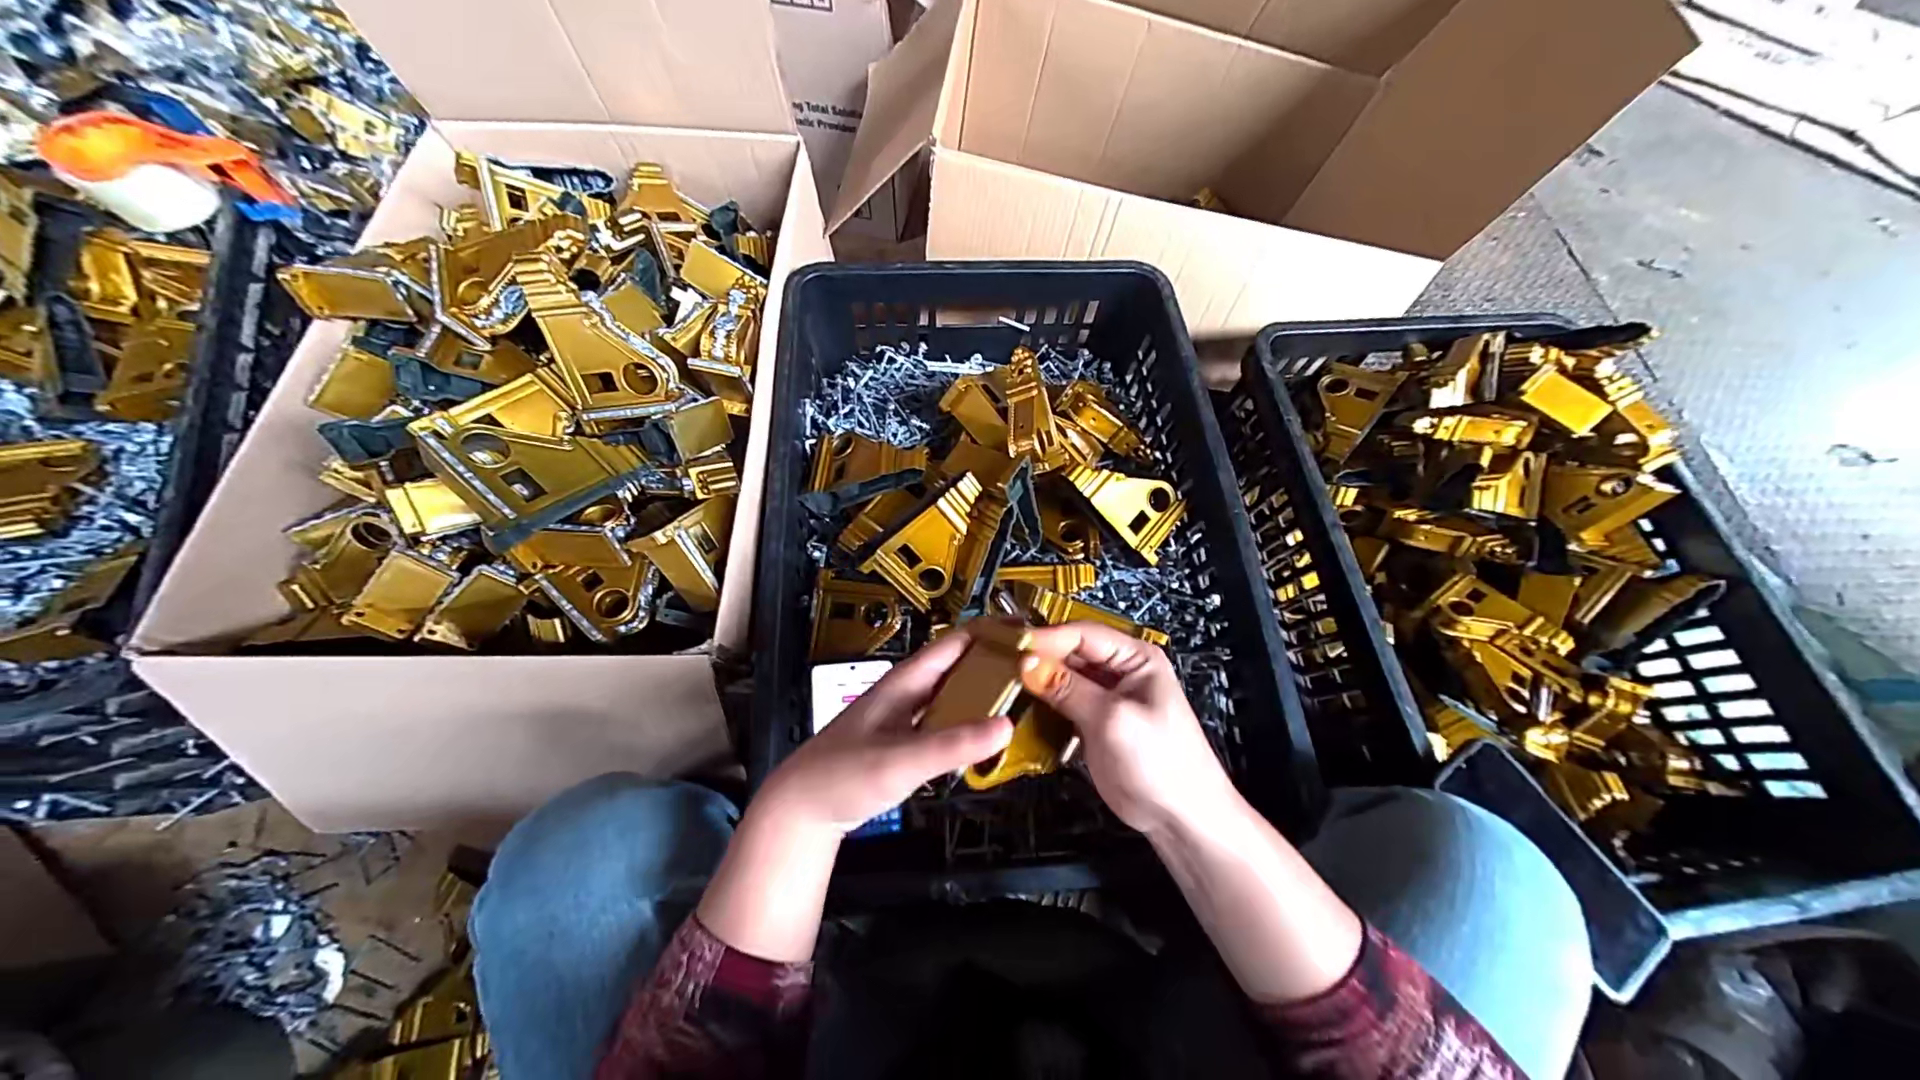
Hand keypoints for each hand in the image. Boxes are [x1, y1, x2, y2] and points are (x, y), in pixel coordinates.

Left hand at [757, 627, 1014, 834]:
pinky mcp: (907, 738)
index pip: (957, 641)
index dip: (992, 632)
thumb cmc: (838, 776)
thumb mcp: (901, 760)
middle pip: (961, 664)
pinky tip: (984, 733)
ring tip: (1020, 697)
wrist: (803, 808)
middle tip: (1035, 670)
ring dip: (985, 690)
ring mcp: (908, 715)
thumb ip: (951, 745)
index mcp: (905, 681)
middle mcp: (908, 691)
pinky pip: (948, 718)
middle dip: (997, 662)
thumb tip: (1002, 727)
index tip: (1027, 634)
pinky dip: (970, 719)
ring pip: (956, 692)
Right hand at [1020, 621, 1236, 835]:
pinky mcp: (1092, 722)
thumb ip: (1068, 688)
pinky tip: (1019, 706)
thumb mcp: (1112, 719)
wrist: (1180, 818)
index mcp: (1135, 658)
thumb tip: (1027, 661)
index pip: (1083, 633)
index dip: (1046, 638)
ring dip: (1036, 680)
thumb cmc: (1160, 763)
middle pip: (1070, 652)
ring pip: (1062, 676)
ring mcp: (1104, 697)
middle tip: (999, 661)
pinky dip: (1042, 703)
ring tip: (1002, 681)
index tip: (1011, 645)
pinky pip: (1061, 702)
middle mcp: (1119, 671)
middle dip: (1037, 656)